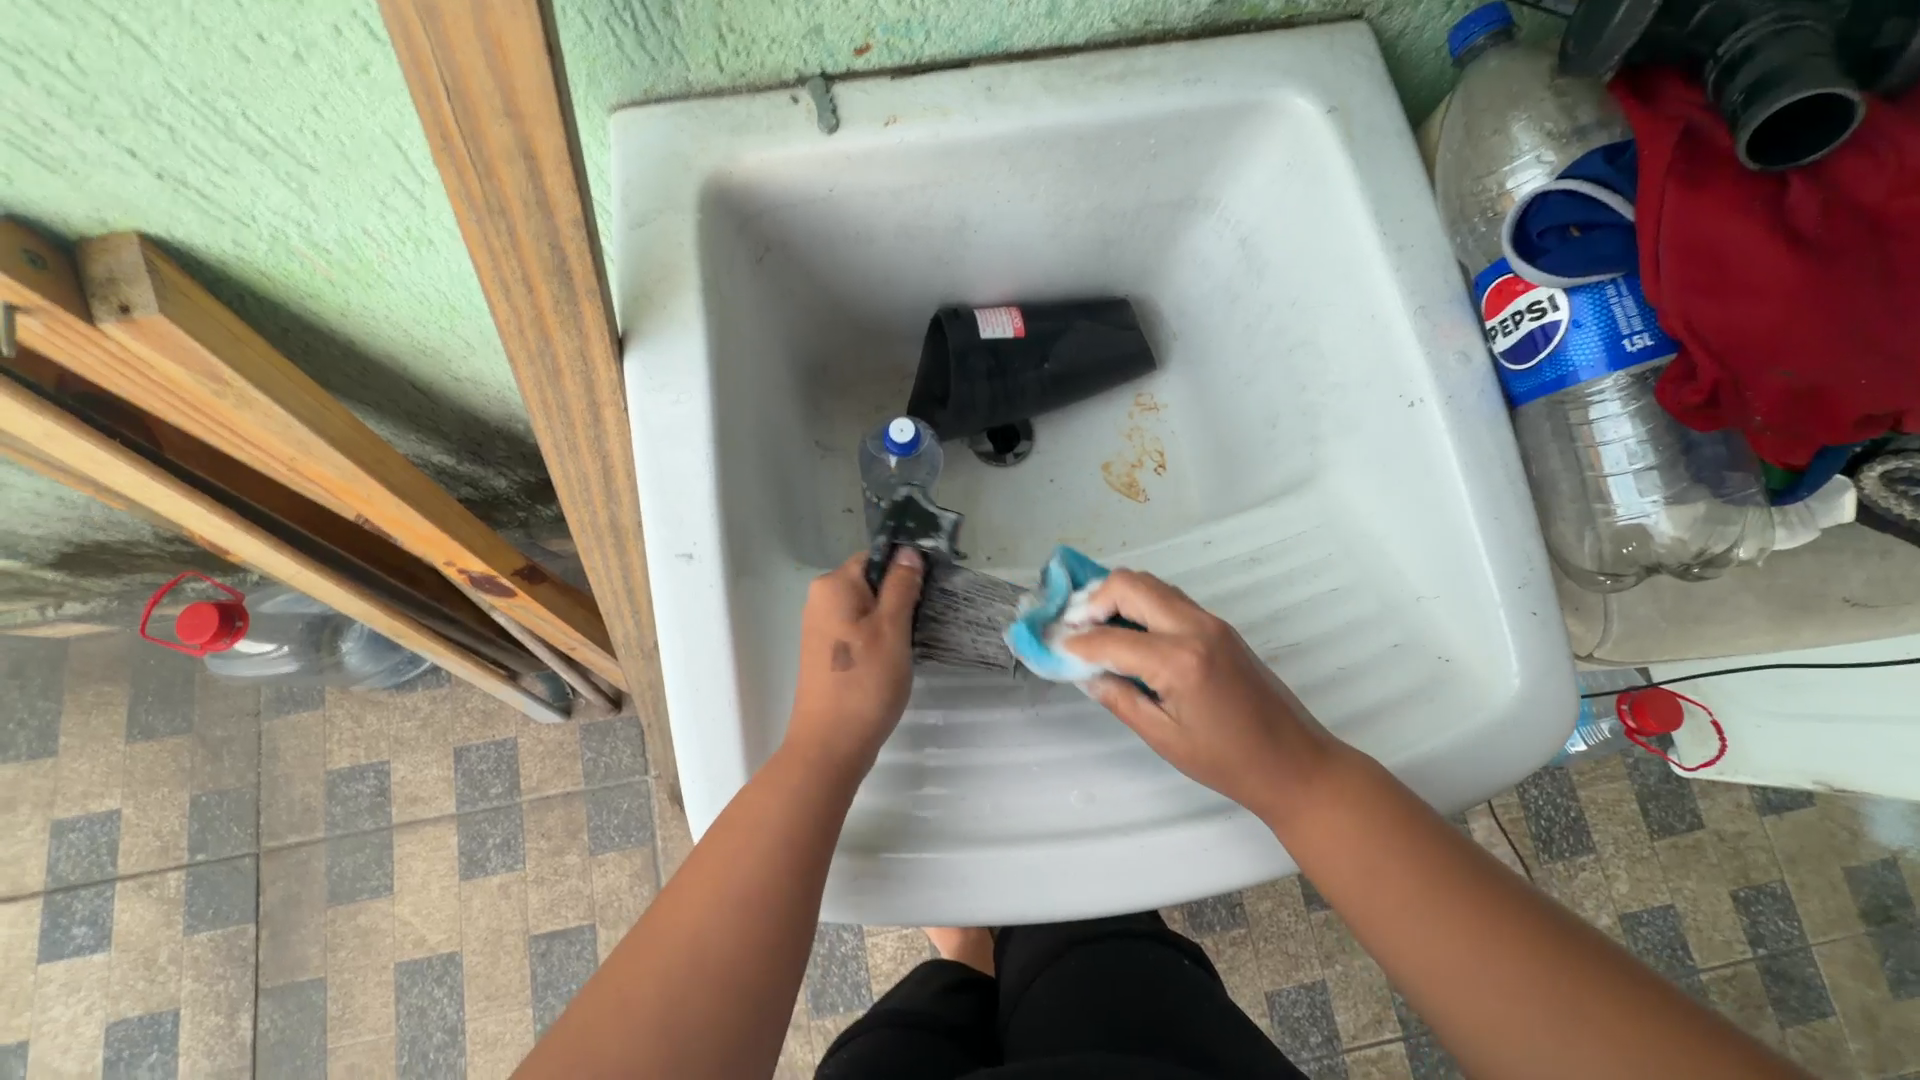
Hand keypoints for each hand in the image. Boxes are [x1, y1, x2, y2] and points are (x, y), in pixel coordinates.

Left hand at [784, 547, 924, 771]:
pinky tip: (898, 658)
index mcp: (833, 586)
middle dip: (901, 596)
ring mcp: (821, 629)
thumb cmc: (865, 682)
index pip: (875, 557)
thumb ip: (901, 585)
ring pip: (867, 609)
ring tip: (917, 640)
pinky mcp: (828, 654)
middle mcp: (821, 600)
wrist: (831, 745)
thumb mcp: (892, 628)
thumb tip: (908, 551)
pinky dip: (880, 639)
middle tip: (930, 617)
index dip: (905, 567)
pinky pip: (859, 632)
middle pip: (871, 582)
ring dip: (893, 620)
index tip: (933, 587)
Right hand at [1064, 570, 1343, 819]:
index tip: (1050, 645)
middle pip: (1129, 584)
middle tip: (1072, 628)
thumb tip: (1086, 673)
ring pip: (1151, 585)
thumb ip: (1119, 698)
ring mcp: (1211, 622)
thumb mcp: (1163, 737)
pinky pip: (1169, 599)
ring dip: (1117, 598)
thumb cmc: (1228, 762)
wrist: (1295, 762)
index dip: (1074, 643)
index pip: (1109, 638)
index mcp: (1179, 661)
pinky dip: (1140, 605)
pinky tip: (1127, 634)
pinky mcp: (1219, 627)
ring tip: (1094, 629)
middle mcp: (1195, 628)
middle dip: (1092, 600)